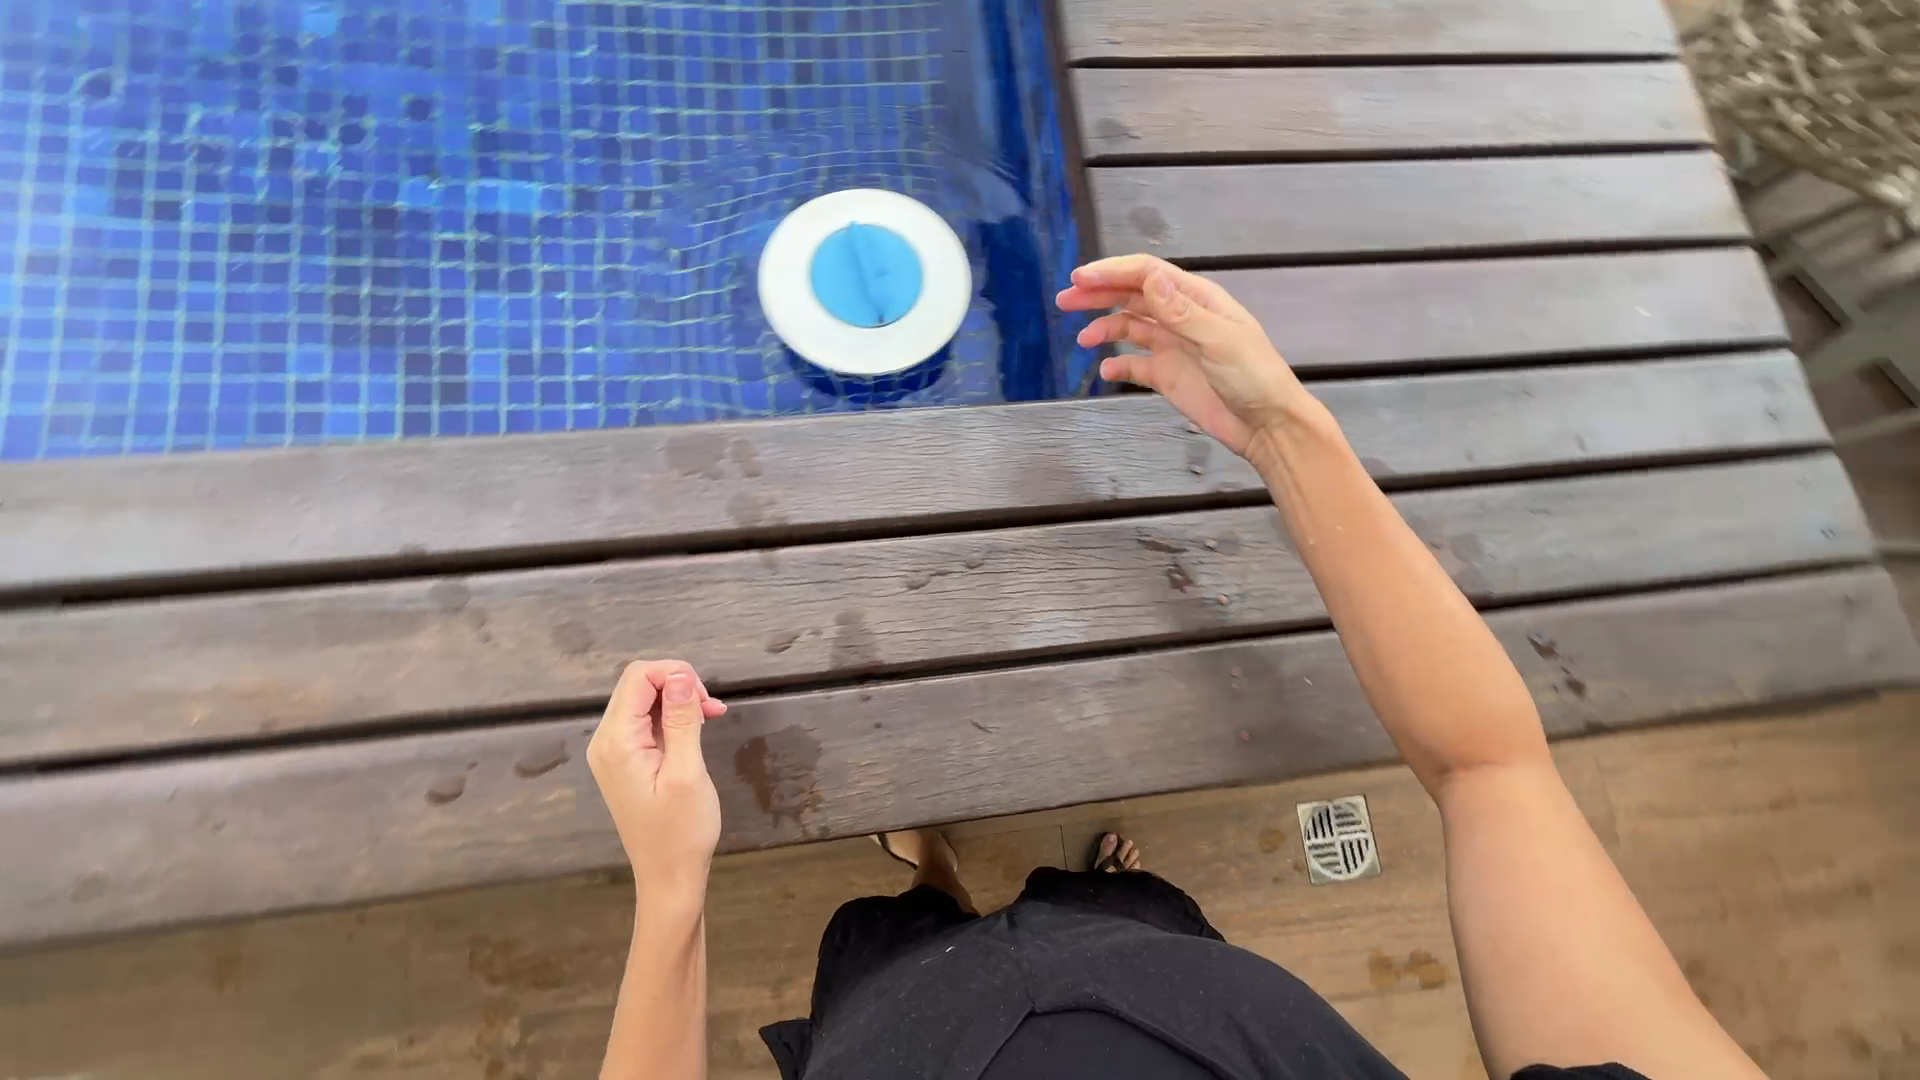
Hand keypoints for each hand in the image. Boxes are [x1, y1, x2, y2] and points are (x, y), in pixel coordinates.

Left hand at [588, 660, 728, 908]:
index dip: (675, 674)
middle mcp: (606, 741)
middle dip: (678, 684)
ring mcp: (614, 751)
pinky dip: (673, 716)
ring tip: (711, 716)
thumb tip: (680, 675)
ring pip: (644, 700)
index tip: (705, 699)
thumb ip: (681, 719)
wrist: (669, 876)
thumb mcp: (687, 771)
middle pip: (638, 684)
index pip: (638, 677)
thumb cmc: (681, 830)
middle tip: (710, 709)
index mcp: (616, 742)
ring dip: (679, 699)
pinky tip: (699, 726)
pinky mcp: (627, 760)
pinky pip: (646, 720)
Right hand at [1055, 254, 1316, 458]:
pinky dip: (1118, 365)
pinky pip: (1135, 365)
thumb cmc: (1253, 377)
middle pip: (1132, 297)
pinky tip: (1105, 370)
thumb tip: (1149, 276)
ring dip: (1104, 328)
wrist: (1267, 425)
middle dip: (1098, 295)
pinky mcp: (1168, 377)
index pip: (1147, 275)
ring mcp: (1173, 347)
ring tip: (1082, 340)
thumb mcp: (1218, 340)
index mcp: (1196, 299)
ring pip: (1130, 328)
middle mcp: (1181, 317)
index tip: (1080, 279)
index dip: (1112, 273)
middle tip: (1065, 300)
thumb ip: (1180, 311)